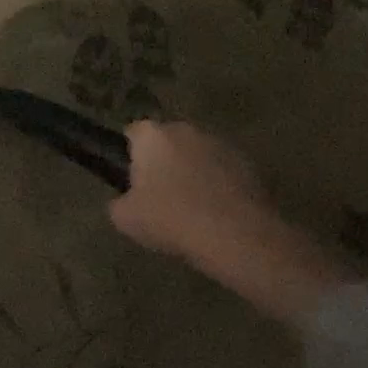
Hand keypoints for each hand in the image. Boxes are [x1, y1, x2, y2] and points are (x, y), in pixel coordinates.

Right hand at [109, 120, 353, 321]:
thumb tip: (125, 201)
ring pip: (198, 154)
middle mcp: (184, 129)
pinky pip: (225, 171)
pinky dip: (221, 185)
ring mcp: (220, 144)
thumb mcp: (126, 219)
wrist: (237, 237)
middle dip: (165, 161)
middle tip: (163, 196)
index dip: (131, 156)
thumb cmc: (171, 220)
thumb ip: (118, 202)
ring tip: (196, 209)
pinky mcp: (249, 164)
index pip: (132, 133)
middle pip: (168, 141)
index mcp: (151, 135)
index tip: (134, 181)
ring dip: (195, 172)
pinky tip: (221, 215)